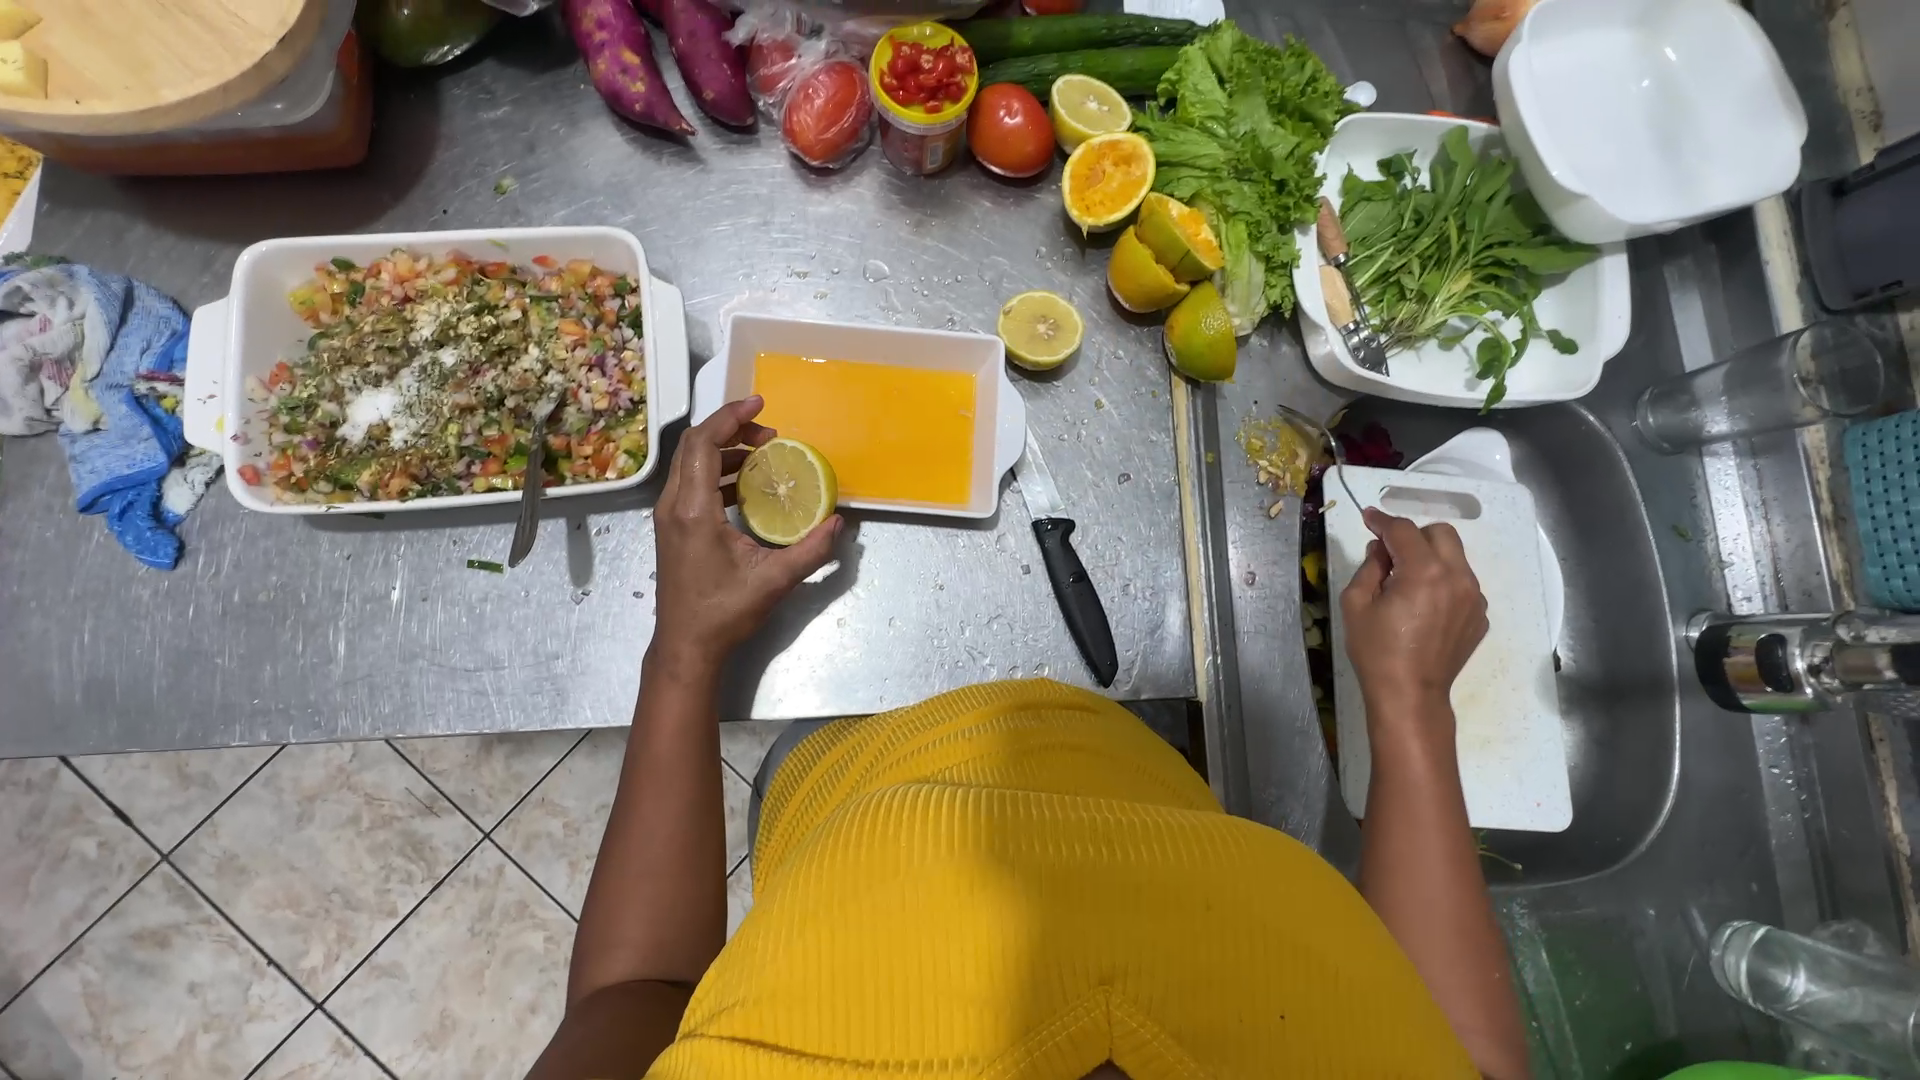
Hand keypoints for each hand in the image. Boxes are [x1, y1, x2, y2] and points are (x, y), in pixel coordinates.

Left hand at [650, 396, 841, 674]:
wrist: (686, 645)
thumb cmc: (725, 613)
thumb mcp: (775, 581)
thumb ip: (810, 550)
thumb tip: (838, 522)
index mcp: (693, 510)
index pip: (704, 443)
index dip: (731, 417)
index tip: (760, 404)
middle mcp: (674, 505)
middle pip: (694, 445)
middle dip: (731, 429)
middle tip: (770, 432)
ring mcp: (669, 517)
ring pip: (690, 463)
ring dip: (724, 450)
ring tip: (762, 453)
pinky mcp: (672, 528)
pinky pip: (691, 482)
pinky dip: (717, 471)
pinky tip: (745, 485)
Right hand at [1339, 507, 1488, 720]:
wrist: (1410, 693)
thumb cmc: (1375, 649)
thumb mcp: (1356, 603)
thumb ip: (1369, 567)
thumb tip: (1380, 550)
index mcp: (1423, 572)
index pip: (1403, 531)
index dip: (1382, 520)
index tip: (1368, 517)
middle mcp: (1457, 577)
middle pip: (1441, 533)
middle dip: (1414, 535)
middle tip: (1390, 553)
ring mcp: (1474, 597)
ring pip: (1455, 557)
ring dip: (1430, 558)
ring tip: (1406, 582)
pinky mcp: (1479, 615)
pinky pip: (1461, 583)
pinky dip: (1442, 582)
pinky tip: (1422, 605)